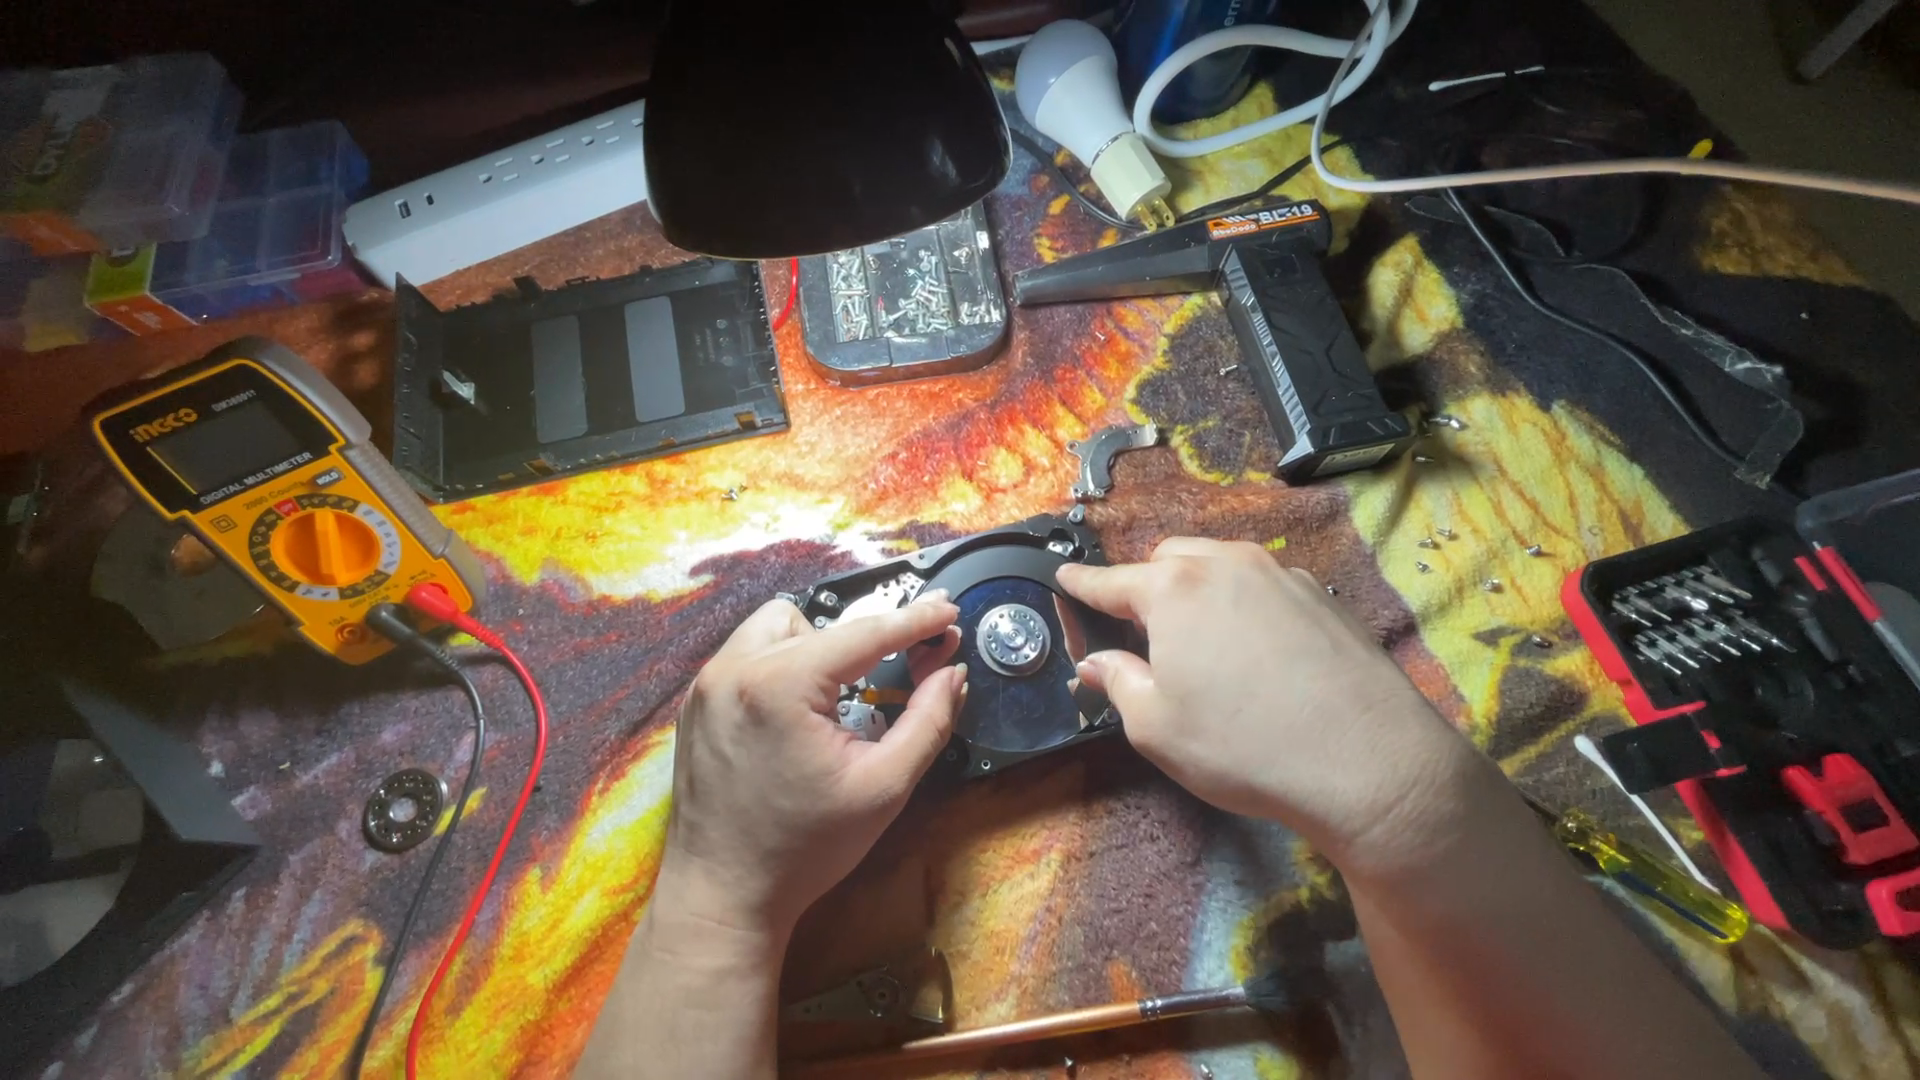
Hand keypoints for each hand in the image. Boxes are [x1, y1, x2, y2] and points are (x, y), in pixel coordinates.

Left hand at [656, 592, 966, 938]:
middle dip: (863, 639)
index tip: (948, 609)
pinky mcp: (697, 701)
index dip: (914, 618)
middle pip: (819, 619)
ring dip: (817, 644)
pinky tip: (799, 706)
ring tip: (837, 691)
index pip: (863, 632)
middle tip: (896, 667)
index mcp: (781, 684)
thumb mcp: (885, 786)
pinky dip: (783, 662)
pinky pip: (748, 652)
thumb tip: (953, 671)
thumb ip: (929, 720)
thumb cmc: (807, 847)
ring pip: (776, 626)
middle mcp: (736, 667)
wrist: (723, 896)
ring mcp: (709, 682)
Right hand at [1056, 539, 1497, 878]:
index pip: (1111, 581)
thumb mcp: (1155, 727)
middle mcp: (1226, 566)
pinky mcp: (1322, 595)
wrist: (1371, 764)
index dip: (1082, 584)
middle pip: (1168, 559)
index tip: (1065, 578)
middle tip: (1144, 631)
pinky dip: (1243, 600)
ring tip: (1202, 637)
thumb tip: (1096, 662)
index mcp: (1174, 591)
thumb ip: (1117, 682)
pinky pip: (1263, 582)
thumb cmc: (1243, 745)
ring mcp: (1280, 574)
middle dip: (1146, 585)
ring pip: (1219, 563)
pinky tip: (1257, 648)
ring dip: (1197, 587)